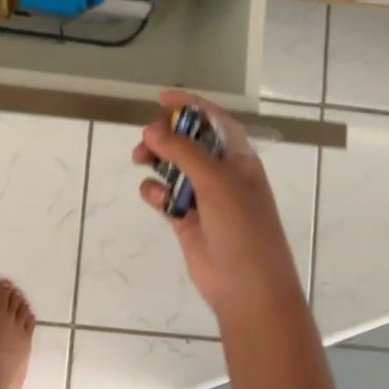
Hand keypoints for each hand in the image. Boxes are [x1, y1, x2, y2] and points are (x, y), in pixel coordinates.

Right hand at [134, 91, 303, 319]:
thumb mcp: (216, 181)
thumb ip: (183, 151)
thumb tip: (151, 130)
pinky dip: (156, 192)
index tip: (161, 99)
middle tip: (146, 140)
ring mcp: (203, 197)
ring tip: (140, 161)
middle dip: (165, 135)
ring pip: (172, 166)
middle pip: (187, 141)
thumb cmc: (242, 228)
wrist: (248, 289)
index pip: (214, 120)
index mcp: (238, 158)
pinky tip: (156, 199)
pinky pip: (164, 195)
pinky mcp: (186, 220)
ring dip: (155, 159)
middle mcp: (221, 173)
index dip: (190, 105)